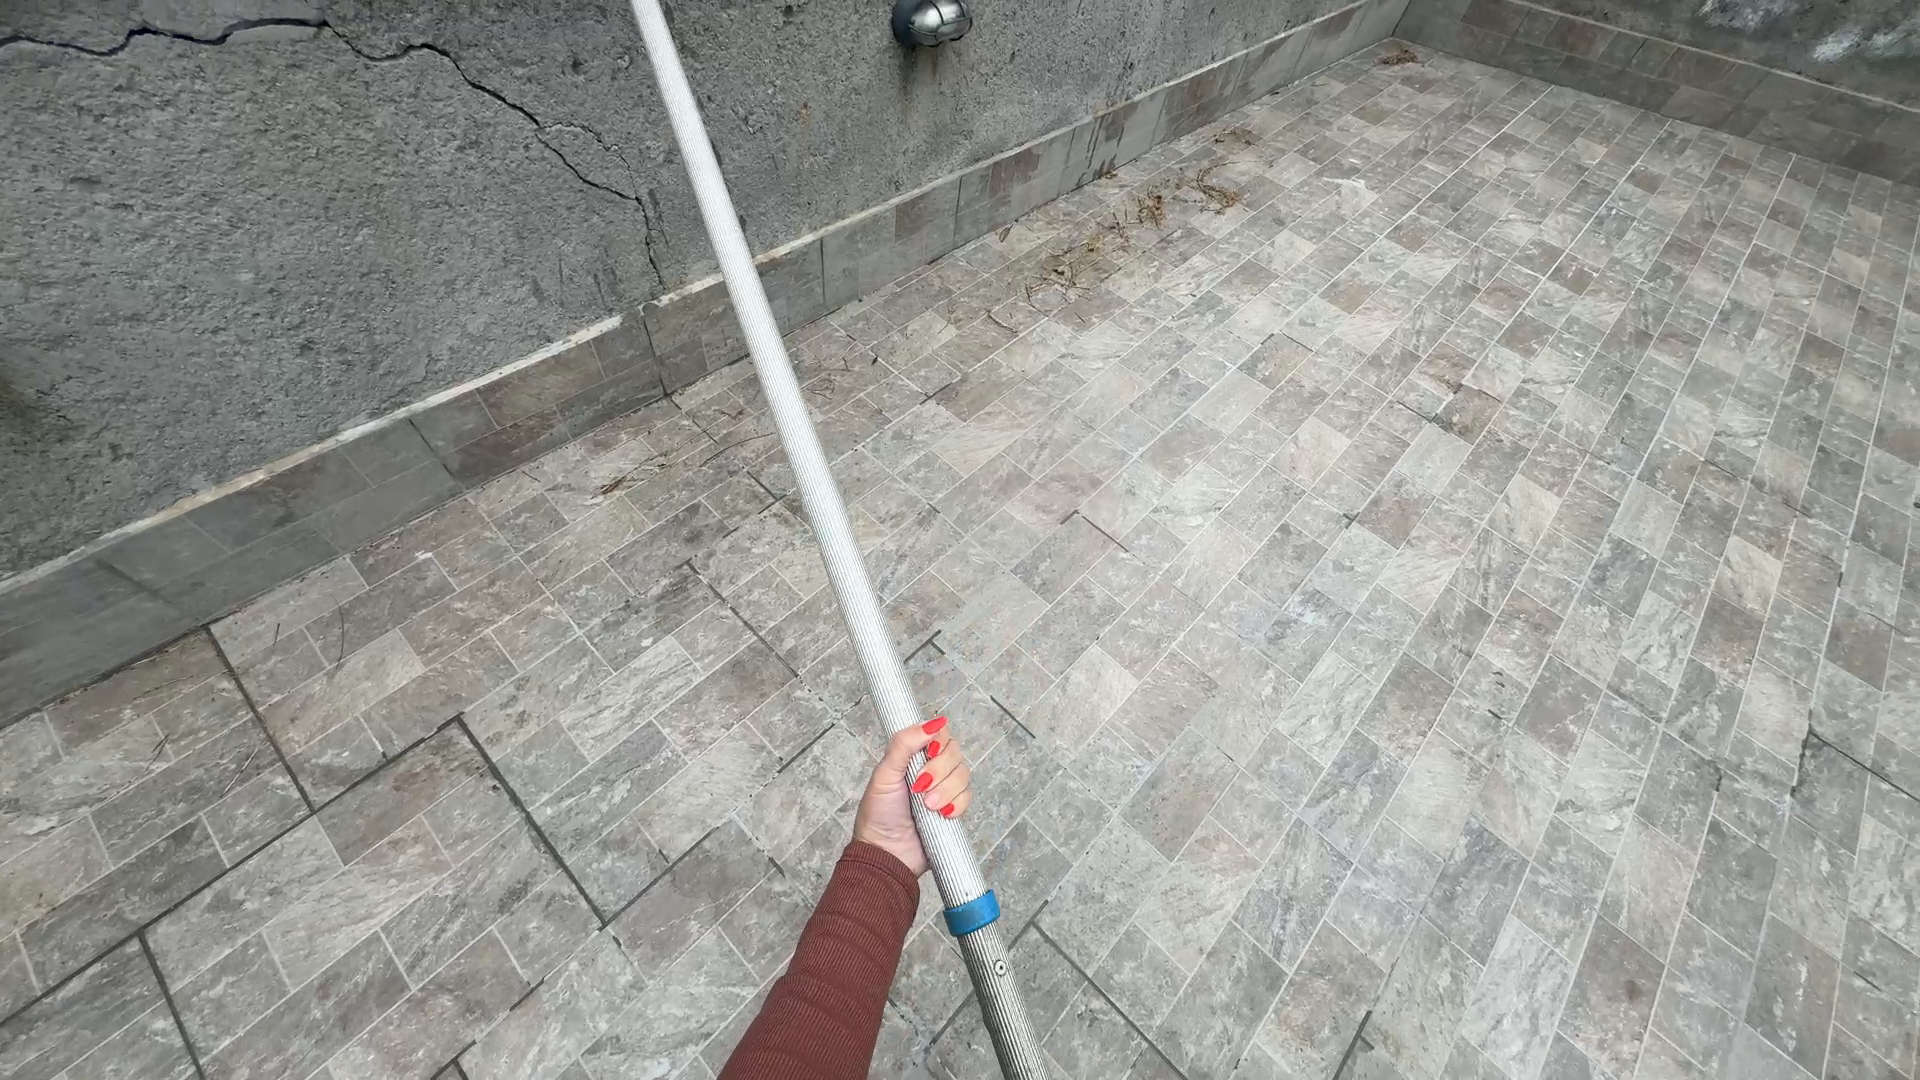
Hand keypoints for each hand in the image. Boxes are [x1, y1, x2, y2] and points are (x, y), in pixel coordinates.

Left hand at [852, 716, 970, 876]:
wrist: (886, 853)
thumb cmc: (878, 814)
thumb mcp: (884, 774)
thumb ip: (904, 744)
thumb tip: (930, 724)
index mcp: (913, 754)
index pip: (939, 733)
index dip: (938, 741)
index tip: (929, 752)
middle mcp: (931, 767)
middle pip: (954, 752)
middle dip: (939, 771)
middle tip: (920, 788)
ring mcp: (943, 788)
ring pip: (963, 774)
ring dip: (945, 791)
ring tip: (927, 806)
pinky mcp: (953, 808)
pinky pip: (967, 797)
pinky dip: (956, 805)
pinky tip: (942, 814)